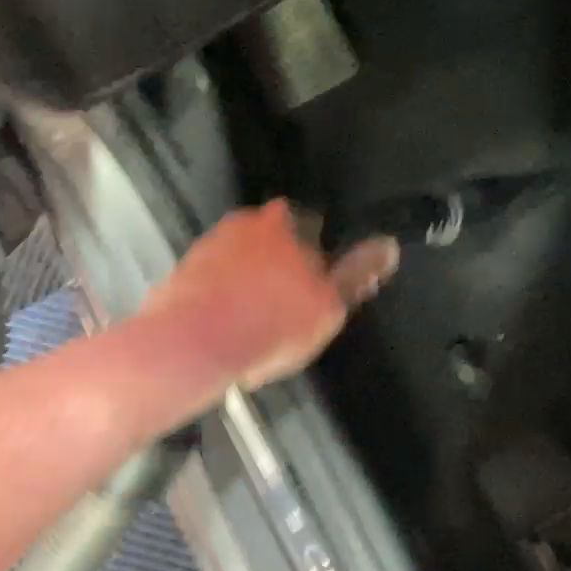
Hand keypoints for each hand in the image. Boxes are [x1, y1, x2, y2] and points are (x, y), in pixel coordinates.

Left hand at [144, 199, 398, 387]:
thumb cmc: (272, 324)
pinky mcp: (181, 273)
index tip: (318, 286)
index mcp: (285, 224)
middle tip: (289, 309)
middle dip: (281, 267)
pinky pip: (213, 285)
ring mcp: (208, 246)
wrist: (192, 346)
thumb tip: (389, 246)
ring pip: (241, 263)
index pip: (313, 227)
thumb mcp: (329, 307)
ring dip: (250, 286)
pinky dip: (223, 303)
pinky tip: (231, 334)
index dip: (319, 257)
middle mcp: (244, 224)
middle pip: (272, 242)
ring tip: (258, 327)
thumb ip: (358, 274)